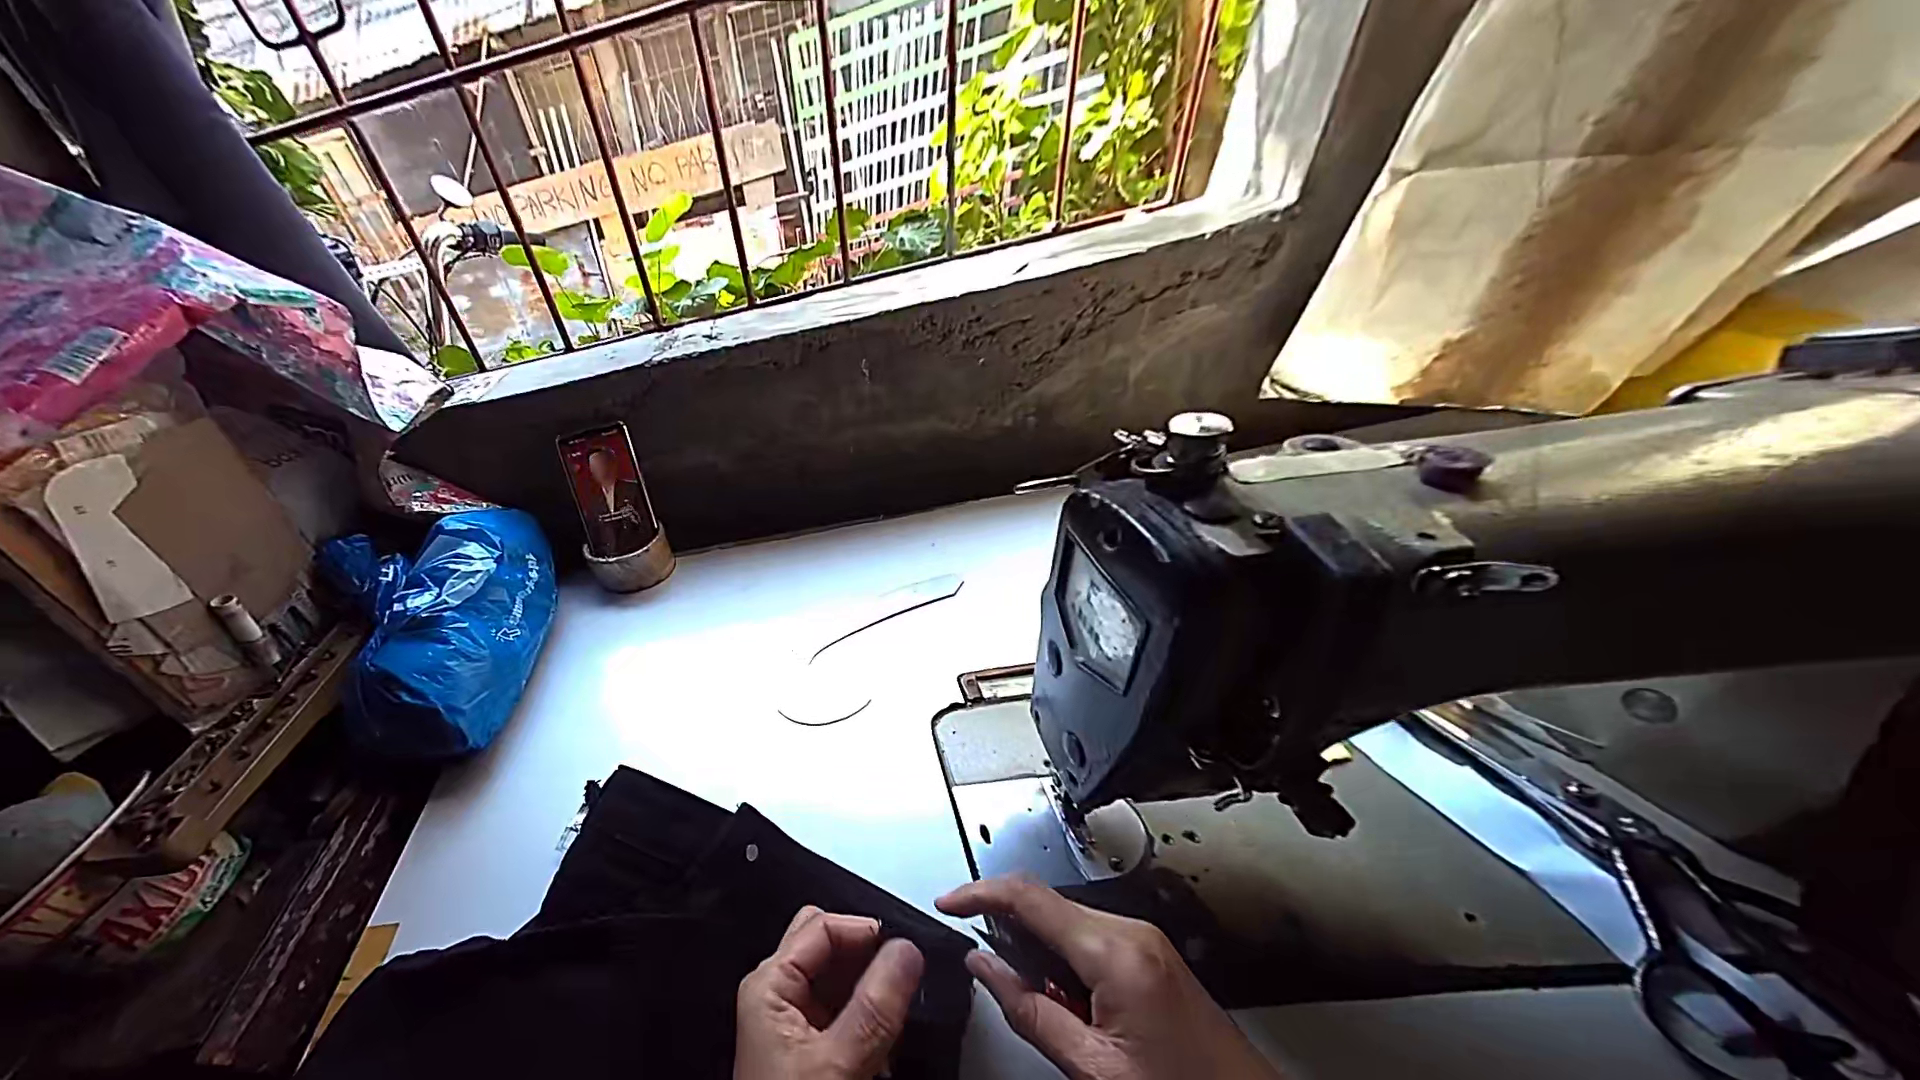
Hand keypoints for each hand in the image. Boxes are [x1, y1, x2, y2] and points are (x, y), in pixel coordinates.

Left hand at [735, 905, 925, 1079]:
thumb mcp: (837, 1067)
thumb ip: (874, 1005)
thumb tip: (907, 949)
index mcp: (770, 986)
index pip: (825, 925)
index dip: (866, 931)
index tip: (902, 951)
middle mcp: (780, 993)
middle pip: (833, 942)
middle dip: (869, 955)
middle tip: (897, 979)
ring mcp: (797, 1017)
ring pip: (845, 972)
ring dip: (874, 988)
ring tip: (891, 1020)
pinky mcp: (815, 1042)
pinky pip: (850, 1004)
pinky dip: (872, 1014)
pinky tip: (882, 1045)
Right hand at [937, 878, 1281, 1079]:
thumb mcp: (1092, 1068)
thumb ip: (1029, 1011)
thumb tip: (984, 967)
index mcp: (1114, 951)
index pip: (1029, 897)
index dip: (980, 892)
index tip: (949, 901)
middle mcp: (1130, 929)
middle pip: (1046, 904)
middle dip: (1011, 930)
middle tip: (996, 975)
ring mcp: (1142, 935)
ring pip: (1066, 919)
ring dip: (1039, 948)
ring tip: (1048, 1006)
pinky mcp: (1147, 948)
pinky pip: (1089, 934)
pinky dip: (1065, 956)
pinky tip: (1072, 1001)